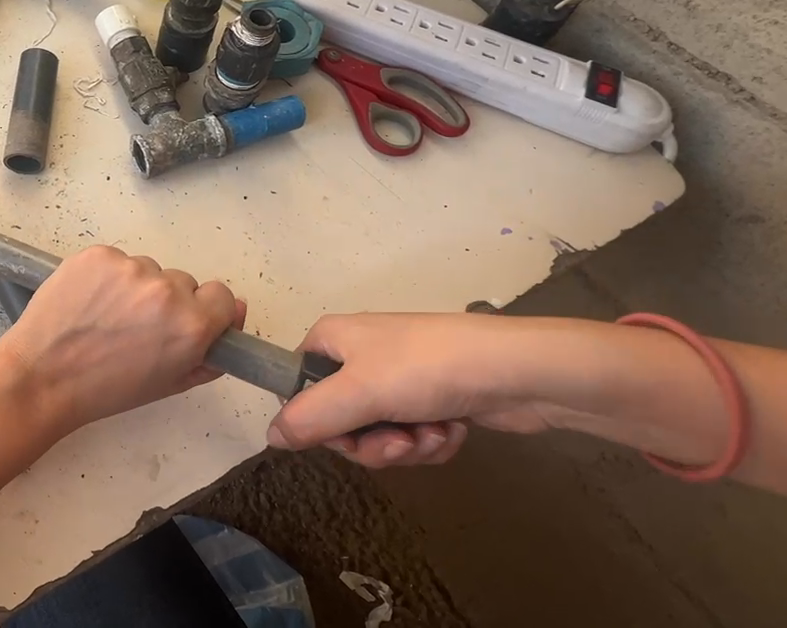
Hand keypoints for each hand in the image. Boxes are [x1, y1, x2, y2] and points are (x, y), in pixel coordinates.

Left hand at [0, 245, 244, 435]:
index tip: (184, 324)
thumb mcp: (172, 382)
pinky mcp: (96, 254)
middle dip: (167, 301)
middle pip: (182, 282)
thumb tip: (236, 314)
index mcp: (192, 324)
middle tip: (136, 327)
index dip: (205, 311)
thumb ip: (211, 351)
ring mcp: (128, 267)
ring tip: (106, 316)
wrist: (44, 375)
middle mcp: (165, 289)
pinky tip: (89, 300)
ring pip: (146, 270)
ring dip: (135, 287)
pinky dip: (106, 276)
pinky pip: (115, 260)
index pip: (221, 296)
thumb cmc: (109, 389)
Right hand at [267, 313, 560, 467]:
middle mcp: (358, 356)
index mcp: (331, 340)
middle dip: (372, 442)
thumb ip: (310, 417)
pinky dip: (430, 440)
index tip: (344, 436)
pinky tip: (452, 431)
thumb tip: (269, 436)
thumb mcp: (359, 392)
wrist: (517, 369)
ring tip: (435, 434)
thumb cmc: (425, 368)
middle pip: (340, 419)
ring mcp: (396, 377)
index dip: (317, 422)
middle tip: (399, 443)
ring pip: (378, 432)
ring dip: (406, 445)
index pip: (299, 388)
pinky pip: (411, 433)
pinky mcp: (431, 397)